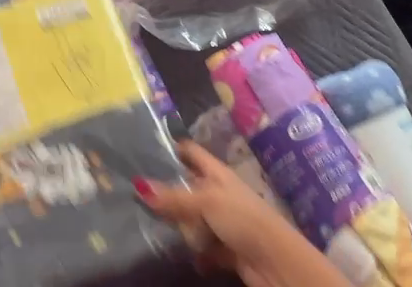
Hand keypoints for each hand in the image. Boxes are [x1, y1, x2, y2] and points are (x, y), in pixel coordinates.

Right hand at [137, 141, 351, 286]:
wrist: (276, 262)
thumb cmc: (243, 219)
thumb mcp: (206, 202)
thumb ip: (175, 197)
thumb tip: (140, 185)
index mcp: (217, 174)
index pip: (192, 153)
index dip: (173, 149)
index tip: (145, 149)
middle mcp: (219, 194)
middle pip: (188, 188)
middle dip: (167, 193)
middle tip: (135, 195)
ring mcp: (223, 222)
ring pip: (193, 220)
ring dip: (180, 228)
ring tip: (150, 227)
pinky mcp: (226, 250)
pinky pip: (203, 247)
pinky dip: (194, 252)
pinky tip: (180, 255)